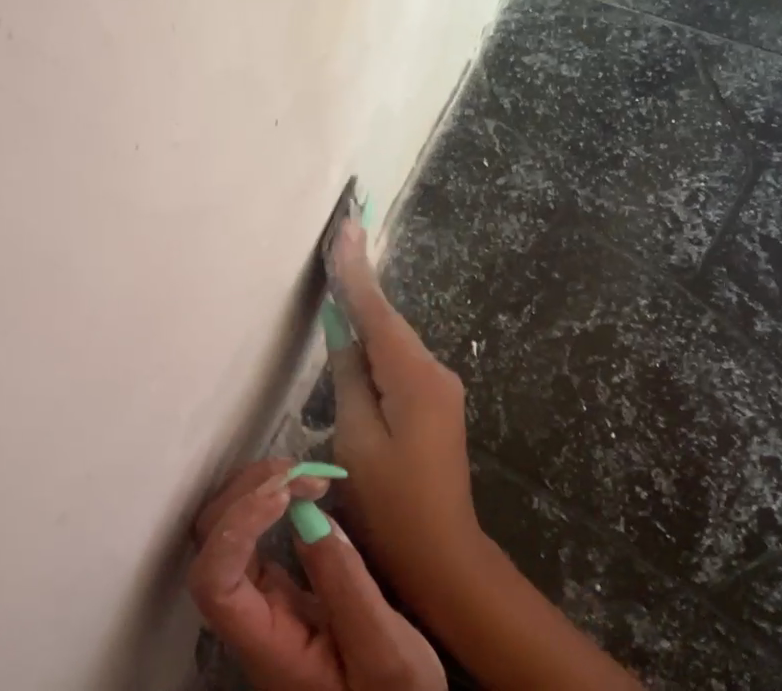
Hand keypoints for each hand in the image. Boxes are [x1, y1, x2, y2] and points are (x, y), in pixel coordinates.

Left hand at [188, 458, 445, 690]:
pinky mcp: (278, 594)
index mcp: (267, 646)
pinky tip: (303, 492)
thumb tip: (311, 519)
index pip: (214, 582)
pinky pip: (254, 540)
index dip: (234, 528)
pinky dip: (270, 502)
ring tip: (305, 474)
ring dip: (255, 491)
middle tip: (303, 471)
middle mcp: (251, 620)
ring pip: (225, 536)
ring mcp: (260, 605)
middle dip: (247, 493)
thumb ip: (347, 589)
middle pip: (211, 546)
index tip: (284, 493)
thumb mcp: (386, 654)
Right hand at [323, 220, 482, 604]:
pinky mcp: (435, 404)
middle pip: (387, 320)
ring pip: (392, 341)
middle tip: (340, 235)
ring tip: (339, 273)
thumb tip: (342, 330)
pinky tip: (355, 333)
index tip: (347, 223)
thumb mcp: (355, 440)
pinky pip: (397, 363)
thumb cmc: (391, 505)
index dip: (356, 269)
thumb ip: (348, 377)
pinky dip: (375, 344)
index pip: (377, 310)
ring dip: (365, 312)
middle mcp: (435, 372)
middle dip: (360, 283)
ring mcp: (440, 388)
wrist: (443, 557)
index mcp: (415, 376)